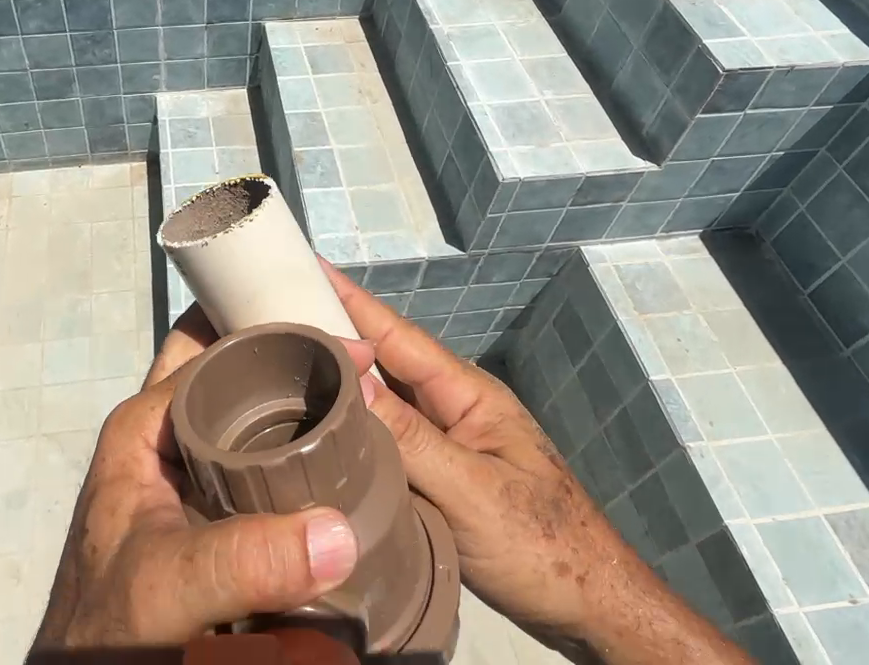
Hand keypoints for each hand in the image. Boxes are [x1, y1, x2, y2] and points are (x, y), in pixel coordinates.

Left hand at [32, 306, 374, 649]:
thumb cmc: (110, 623)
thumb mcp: (169, 583)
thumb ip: (244, 558)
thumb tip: (339, 533)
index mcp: (145, 424)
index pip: (212, 351)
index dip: (274, 333)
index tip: (342, 341)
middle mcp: (165, 435)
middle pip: (228, 371)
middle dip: (283, 354)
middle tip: (351, 357)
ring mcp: (185, 471)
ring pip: (242, 412)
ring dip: (290, 399)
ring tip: (355, 397)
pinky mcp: (205, 508)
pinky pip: (253, 458)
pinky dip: (291, 448)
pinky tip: (333, 457)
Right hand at [320, 261, 750, 664]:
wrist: (591, 603)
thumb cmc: (540, 543)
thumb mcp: (473, 491)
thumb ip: (412, 439)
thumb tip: (351, 380)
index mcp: (465, 393)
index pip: (397, 335)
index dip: (352, 300)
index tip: (309, 265)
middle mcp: (451, 406)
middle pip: (386, 359)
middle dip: (338, 331)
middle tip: (276, 315)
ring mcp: (446, 439)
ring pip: (384, 397)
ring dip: (343, 377)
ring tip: (287, 361)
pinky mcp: (439, 473)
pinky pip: (388, 435)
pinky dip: (355, 422)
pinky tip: (325, 427)